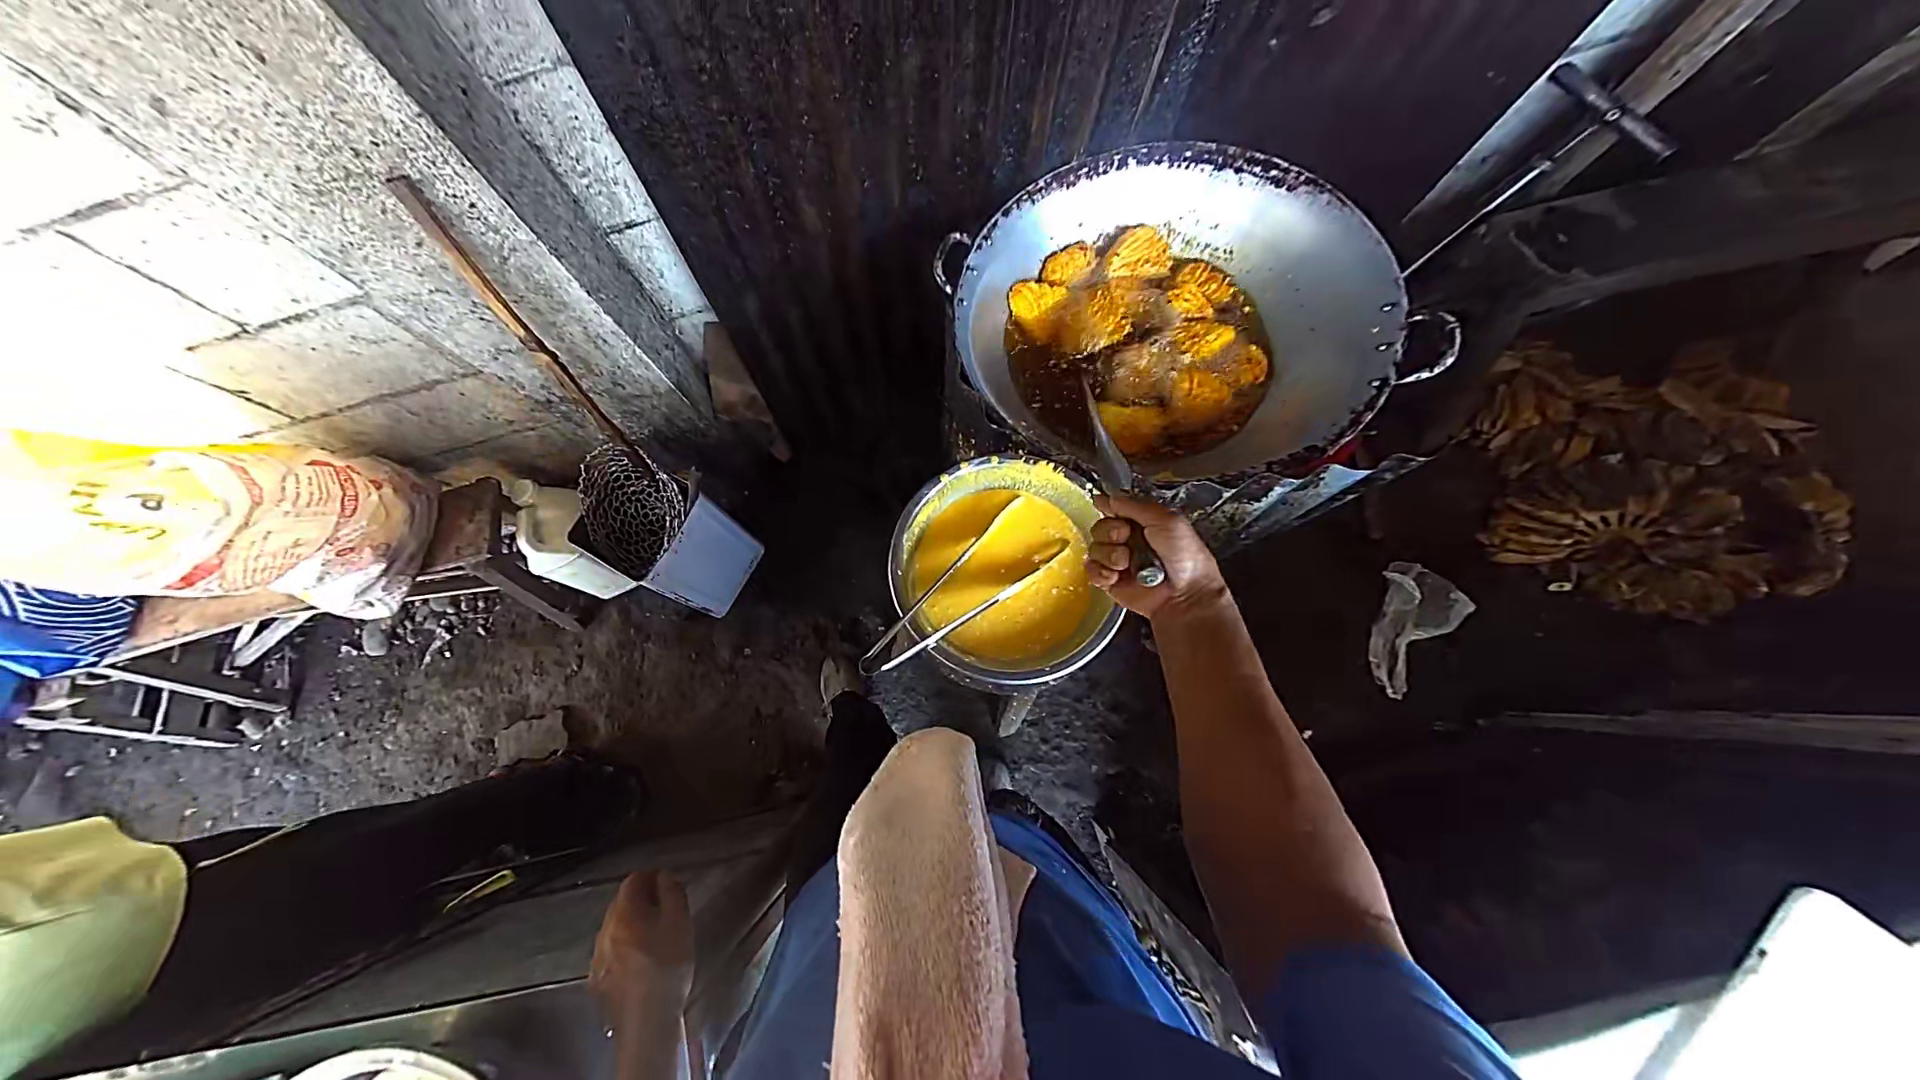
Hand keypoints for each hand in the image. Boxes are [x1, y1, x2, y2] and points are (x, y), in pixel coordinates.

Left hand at [590, 871, 694, 1022]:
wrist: (647, 1019)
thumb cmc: (668, 964)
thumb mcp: (680, 920)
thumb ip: (672, 892)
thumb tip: (664, 877)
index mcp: (623, 914)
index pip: (633, 881)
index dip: (651, 876)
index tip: (668, 883)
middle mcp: (604, 932)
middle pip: (621, 904)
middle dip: (642, 899)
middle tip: (666, 907)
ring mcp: (597, 958)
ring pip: (615, 928)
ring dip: (633, 923)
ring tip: (656, 934)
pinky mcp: (598, 980)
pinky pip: (611, 951)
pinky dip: (625, 946)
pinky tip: (641, 959)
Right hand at [1086, 493, 1227, 620]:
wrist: (1186, 596)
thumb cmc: (1185, 557)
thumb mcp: (1166, 520)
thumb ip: (1135, 506)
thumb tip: (1109, 496)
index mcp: (1142, 522)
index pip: (1115, 507)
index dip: (1107, 505)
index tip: (1102, 504)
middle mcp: (1128, 540)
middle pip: (1100, 527)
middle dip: (1109, 531)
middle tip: (1124, 538)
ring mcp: (1118, 561)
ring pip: (1094, 548)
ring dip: (1109, 555)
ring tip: (1126, 564)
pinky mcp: (1110, 581)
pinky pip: (1091, 570)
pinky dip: (1100, 572)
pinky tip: (1115, 576)